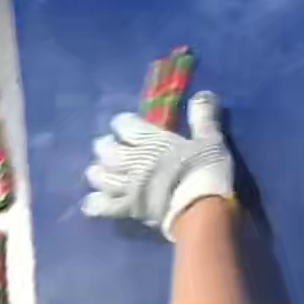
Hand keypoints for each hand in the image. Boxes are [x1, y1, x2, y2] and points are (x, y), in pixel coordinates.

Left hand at [81, 92, 235, 239]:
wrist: (200, 210)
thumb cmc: (206, 170)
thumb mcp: (210, 139)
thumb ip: (202, 117)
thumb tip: (202, 93)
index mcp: (150, 140)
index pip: (124, 125)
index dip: (123, 123)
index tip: (127, 123)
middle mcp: (132, 161)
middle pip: (106, 150)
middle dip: (105, 146)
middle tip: (110, 145)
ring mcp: (127, 187)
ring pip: (100, 176)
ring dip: (97, 171)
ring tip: (100, 170)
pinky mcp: (127, 210)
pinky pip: (103, 206)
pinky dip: (95, 203)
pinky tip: (92, 201)